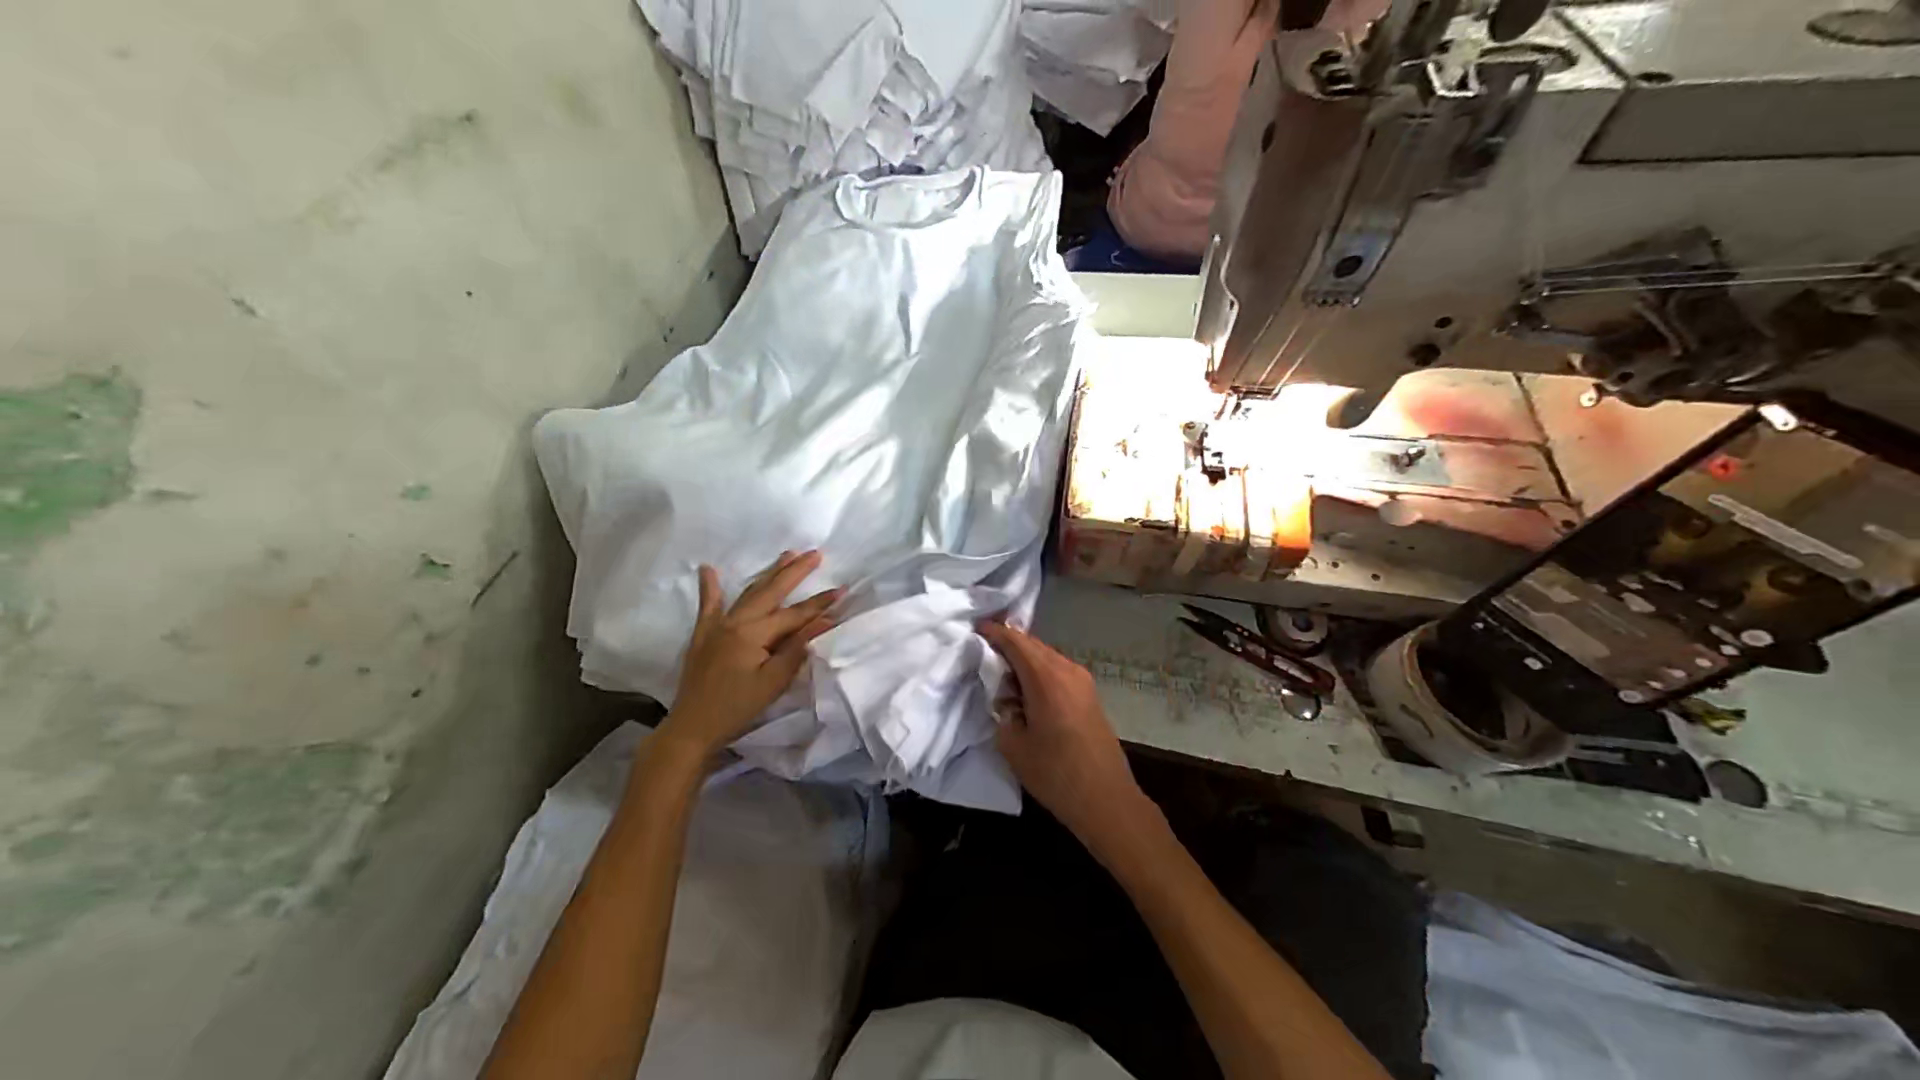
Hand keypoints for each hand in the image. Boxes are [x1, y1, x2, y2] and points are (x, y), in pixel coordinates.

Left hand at [660, 551, 840, 755]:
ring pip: (748, 592)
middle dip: (794, 572)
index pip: (794, 615)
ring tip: (786, 555)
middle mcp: (735, 621)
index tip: (842, 590)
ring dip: (768, 573)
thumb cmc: (737, 708)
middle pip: (770, 591)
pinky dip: (710, 587)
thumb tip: (823, 622)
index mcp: (753, 633)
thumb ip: (797, 649)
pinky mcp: (704, 634)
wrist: (692, 727)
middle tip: (814, 554)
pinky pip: (709, 605)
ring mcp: (717, 625)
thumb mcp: (773, 682)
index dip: (819, 604)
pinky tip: (708, 569)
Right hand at [979, 620, 1150, 844]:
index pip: (1016, 642)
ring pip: (1047, 657)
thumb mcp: (1013, 745)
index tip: (976, 629)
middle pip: (1033, 646)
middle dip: (1009, 644)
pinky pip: (1058, 671)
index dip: (995, 633)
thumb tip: (1005, 698)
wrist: (1106, 799)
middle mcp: (1067, 671)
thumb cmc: (1055, 773)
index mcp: (1046, 678)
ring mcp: (1083, 682)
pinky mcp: (1090, 695)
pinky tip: (1026, 689)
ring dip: (1025, 660)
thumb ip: (1003, 712)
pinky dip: (1039, 672)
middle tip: (984, 649)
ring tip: (1002, 672)